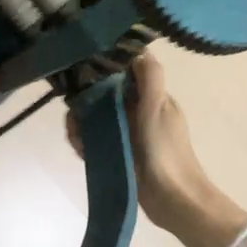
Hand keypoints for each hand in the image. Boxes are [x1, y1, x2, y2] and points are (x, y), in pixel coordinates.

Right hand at [66, 54, 246, 246]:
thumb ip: (149, 76)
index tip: (83, 74)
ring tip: (75, 135)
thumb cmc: (166, 150)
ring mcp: (128, 135)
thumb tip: (135, 47)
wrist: (173, 199)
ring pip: (96, 120)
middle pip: (104, 96)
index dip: (102, 70)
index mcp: (151, 97)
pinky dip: (85, 143)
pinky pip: (96, 142)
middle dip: (85, 102)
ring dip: (81, 125)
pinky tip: (80, 149)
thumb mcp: (159, 106)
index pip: (122, 73)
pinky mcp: (118, 155)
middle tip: (73, 113)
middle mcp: (138, 112)